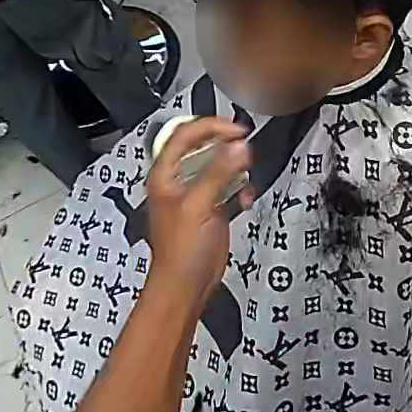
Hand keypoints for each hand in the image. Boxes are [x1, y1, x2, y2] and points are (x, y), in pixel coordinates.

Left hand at [141, 117, 250, 306]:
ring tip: (246, 177)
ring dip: (236, 169)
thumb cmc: (181, 251)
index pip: (185, 135)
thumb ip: (219, 172)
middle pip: (203, 147)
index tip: (237, 130)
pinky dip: (240, 188)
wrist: (186, 284)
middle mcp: (179, 180)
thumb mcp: (200, 205)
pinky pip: (229, 186)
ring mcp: (196, 194)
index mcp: (165, 175)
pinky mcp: (212, 207)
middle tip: (246, 146)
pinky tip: (244, 199)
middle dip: (226, 146)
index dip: (211, 127)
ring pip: (219, 166)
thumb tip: (239, 146)